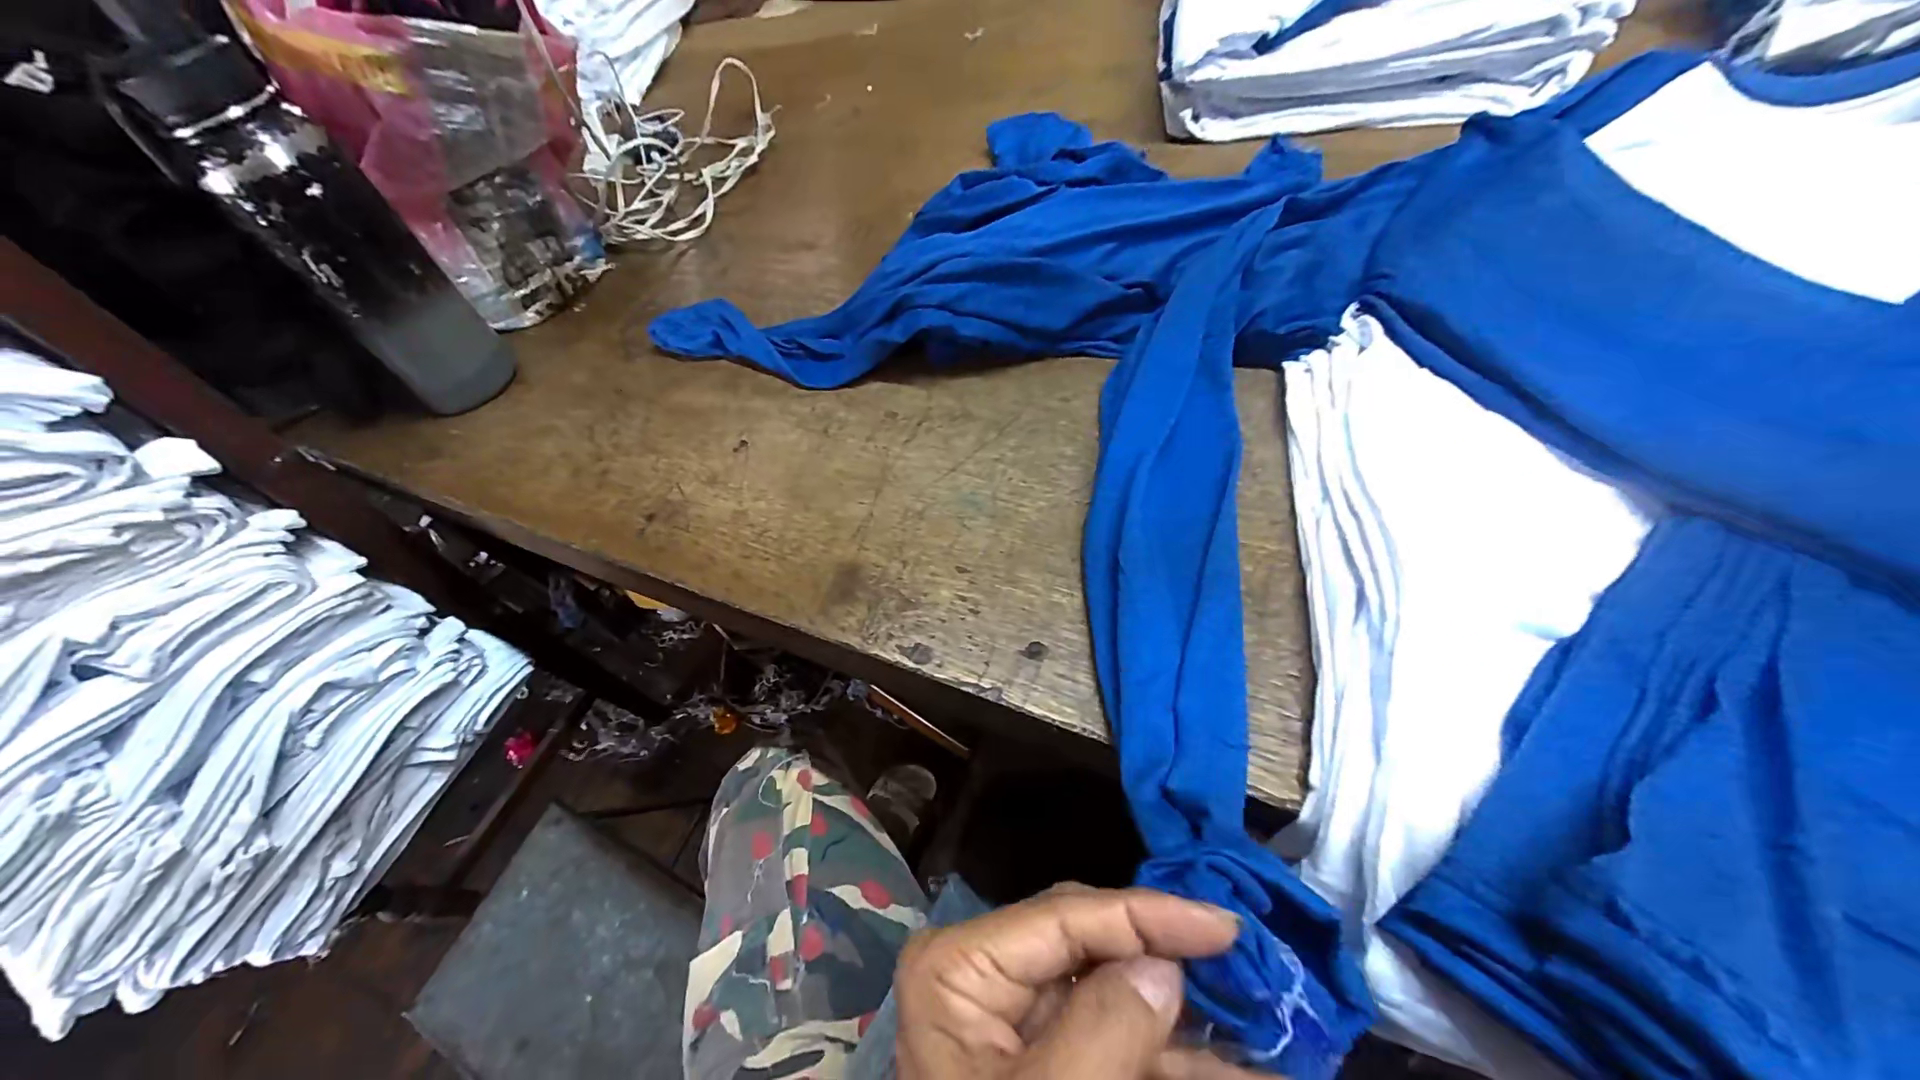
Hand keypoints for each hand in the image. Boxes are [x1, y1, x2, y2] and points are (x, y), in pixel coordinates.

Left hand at [894, 884, 1273, 1077]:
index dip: (1150, 913)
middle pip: (1097, 947)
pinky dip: (1179, 1062)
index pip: (1066, 914)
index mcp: (966, 964)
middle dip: (1172, 961)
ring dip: (1191, 1023)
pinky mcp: (1053, 1065)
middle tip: (1246, 966)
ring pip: (1121, 998)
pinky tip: (1240, 1070)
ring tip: (1264, 1026)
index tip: (1227, 926)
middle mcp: (992, 978)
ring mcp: (1022, 1024)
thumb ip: (1104, 1028)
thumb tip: (1162, 969)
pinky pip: (1123, 1047)